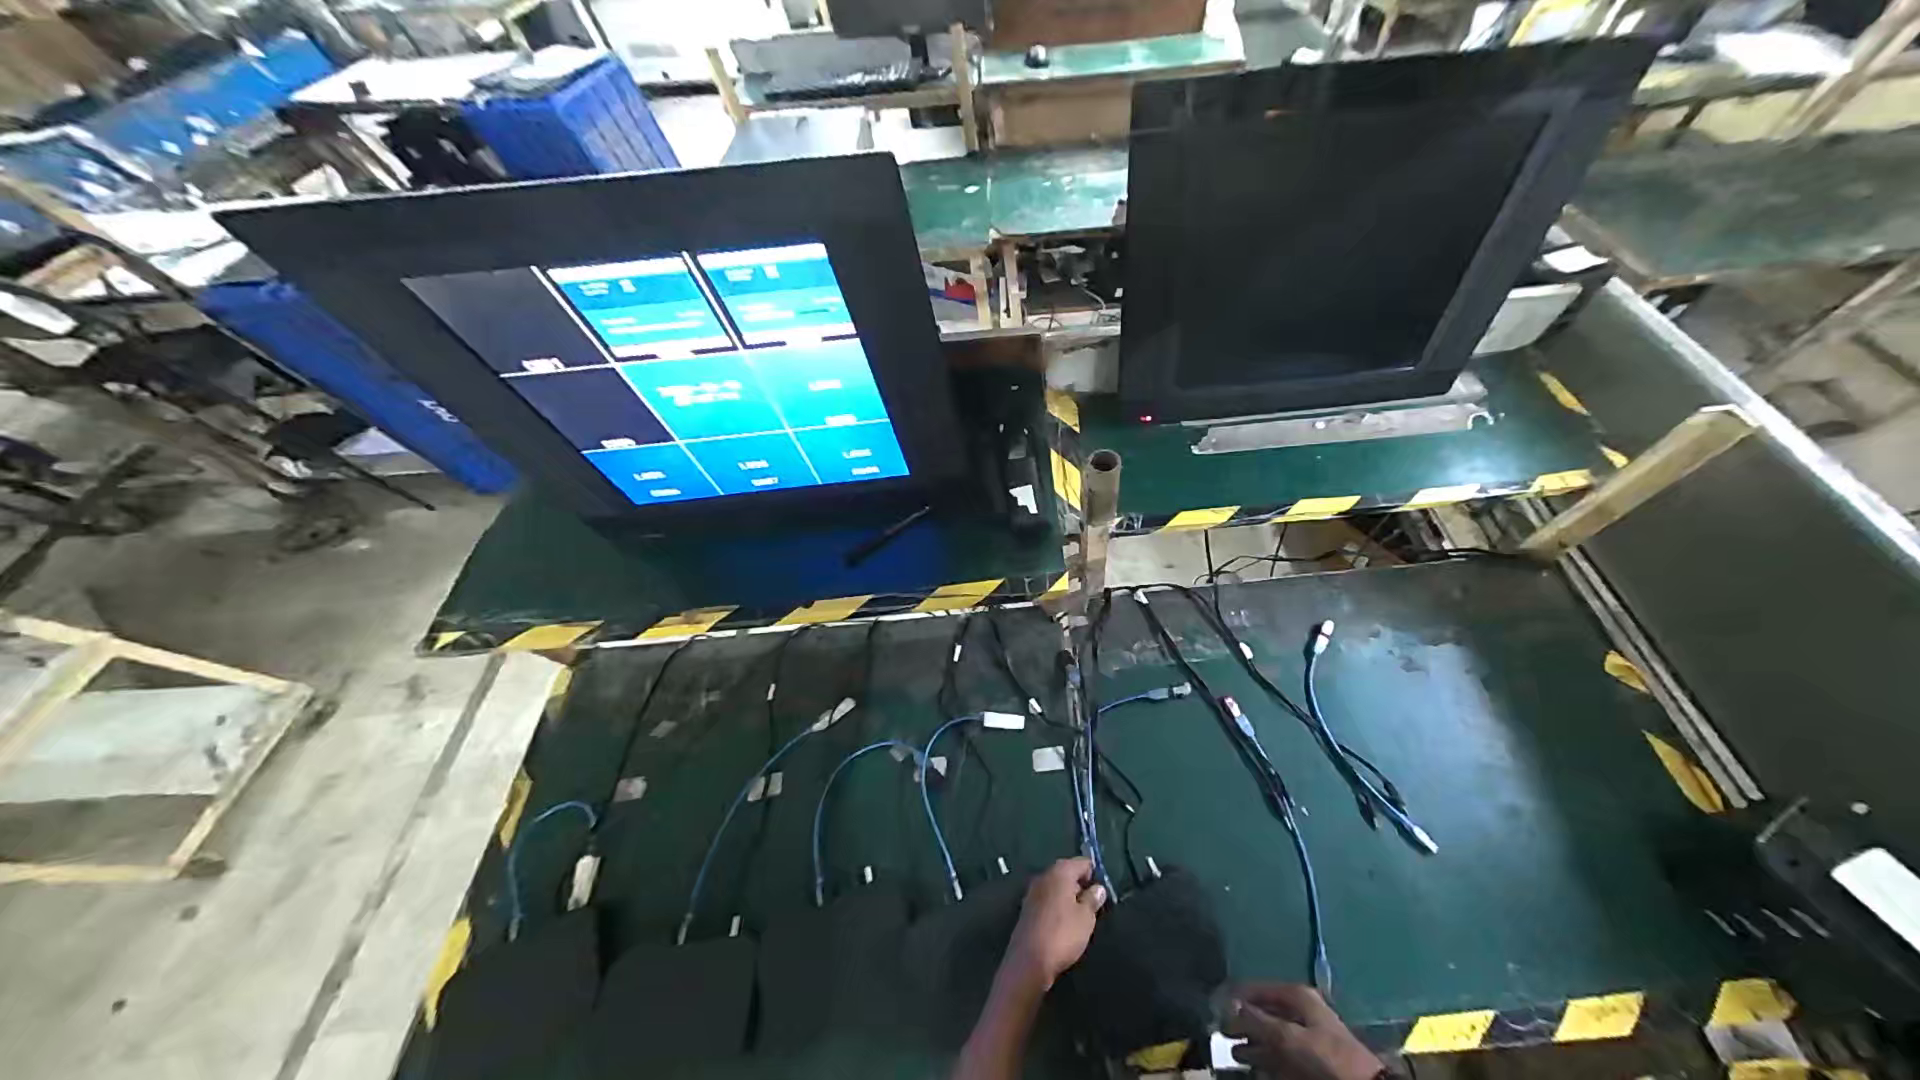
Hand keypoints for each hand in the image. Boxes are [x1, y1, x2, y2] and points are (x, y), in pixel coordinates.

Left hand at [1004, 856, 1106, 988]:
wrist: (1029, 960)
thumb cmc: (1062, 934)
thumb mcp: (1086, 918)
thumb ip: (1092, 899)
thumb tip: (1098, 887)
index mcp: (1059, 872)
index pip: (1081, 862)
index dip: (1094, 874)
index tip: (1102, 892)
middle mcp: (1044, 876)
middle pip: (1067, 872)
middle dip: (1081, 885)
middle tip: (1093, 905)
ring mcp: (1033, 891)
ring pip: (1056, 886)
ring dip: (1069, 896)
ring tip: (1081, 916)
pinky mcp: (1028, 908)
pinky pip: (1048, 899)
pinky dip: (1057, 905)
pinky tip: (1064, 922)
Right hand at [1226, 983, 1383, 1079]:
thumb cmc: (1326, 1056)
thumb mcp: (1289, 1037)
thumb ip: (1257, 1021)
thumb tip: (1228, 1005)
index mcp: (1296, 997)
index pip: (1256, 989)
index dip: (1235, 996)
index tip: (1214, 1006)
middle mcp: (1299, 1011)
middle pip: (1262, 1011)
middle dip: (1241, 1021)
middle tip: (1220, 1030)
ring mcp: (1305, 1035)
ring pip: (1270, 1034)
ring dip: (1251, 1041)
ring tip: (1232, 1050)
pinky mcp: (1309, 1058)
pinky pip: (1280, 1053)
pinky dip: (1264, 1056)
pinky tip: (1251, 1062)